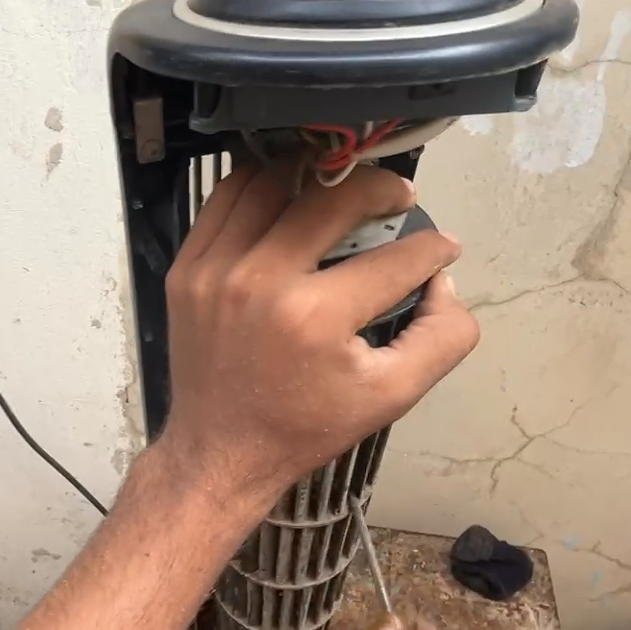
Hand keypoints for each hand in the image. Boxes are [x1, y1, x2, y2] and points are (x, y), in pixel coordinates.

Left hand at [154, 163, 478, 507]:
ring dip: (318, 176)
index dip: (433, 248)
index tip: (443, 248)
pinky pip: (225, 201)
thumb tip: (443, 280)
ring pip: (272, 182)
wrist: (221, 453)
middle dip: (381, 189)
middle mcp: (259, 280)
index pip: (394, 257)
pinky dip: (262, 188)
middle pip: (333, 198)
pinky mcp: (186, 269)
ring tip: (344, 189)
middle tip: (399, 198)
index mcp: (314, 316)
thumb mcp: (391, 396)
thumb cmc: (306, 428)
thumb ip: (442, 337)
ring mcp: (213, 270)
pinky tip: (288, 197)